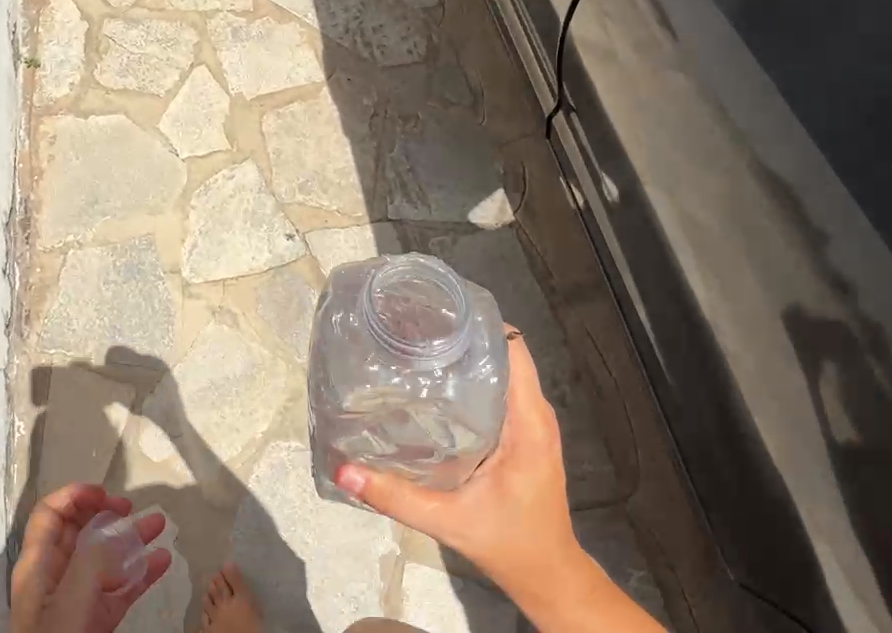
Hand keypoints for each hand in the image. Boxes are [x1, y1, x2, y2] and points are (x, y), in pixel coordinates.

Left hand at [9, 483, 171, 632]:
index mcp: (38, 565)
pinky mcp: (95, 622)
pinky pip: (119, 589)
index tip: (107, 495)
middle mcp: (56, 577)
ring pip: (105, 559)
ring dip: (132, 539)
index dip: (75, 496)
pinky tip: (163, 563)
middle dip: (108, 514)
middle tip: (134, 509)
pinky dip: (140, 573)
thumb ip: (91, 563)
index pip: (50, 514)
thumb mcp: (68, 603)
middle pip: (80, 531)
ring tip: (161, 526)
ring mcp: (77, 601)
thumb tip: (118, 532)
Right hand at [336, 331, 578, 598]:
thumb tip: (343, 471)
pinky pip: (502, 386)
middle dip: (462, 334)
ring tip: (417, 346)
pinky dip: (473, 375)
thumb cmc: (508, 543)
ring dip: (467, 353)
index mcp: (527, 423)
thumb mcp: (448, 521)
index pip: (513, 348)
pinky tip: (435, 381)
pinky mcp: (525, 431)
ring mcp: (533, 421)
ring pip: (503, 366)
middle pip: (505, 350)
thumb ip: (396, 496)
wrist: (548, 575)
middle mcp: (535, 413)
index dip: (478, 324)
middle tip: (412, 328)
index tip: (434, 316)